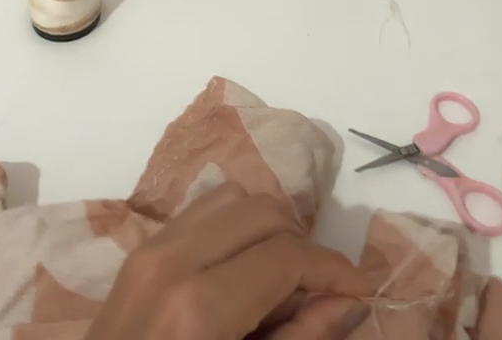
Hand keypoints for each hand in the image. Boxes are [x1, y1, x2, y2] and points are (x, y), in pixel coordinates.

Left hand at [85, 183, 375, 339]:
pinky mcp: (141, 247)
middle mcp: (174, 258)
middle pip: (262, 210)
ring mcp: (151, 246)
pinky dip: (234, 224)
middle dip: (302, 243)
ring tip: (281, 277)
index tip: (360, 289)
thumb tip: (350, 302)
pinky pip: (201, 208)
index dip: (333, 268)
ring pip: (233, 195)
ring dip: (267, 226)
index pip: (286, 254)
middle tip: (319, 289)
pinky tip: (243, 266)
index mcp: (199, 305)